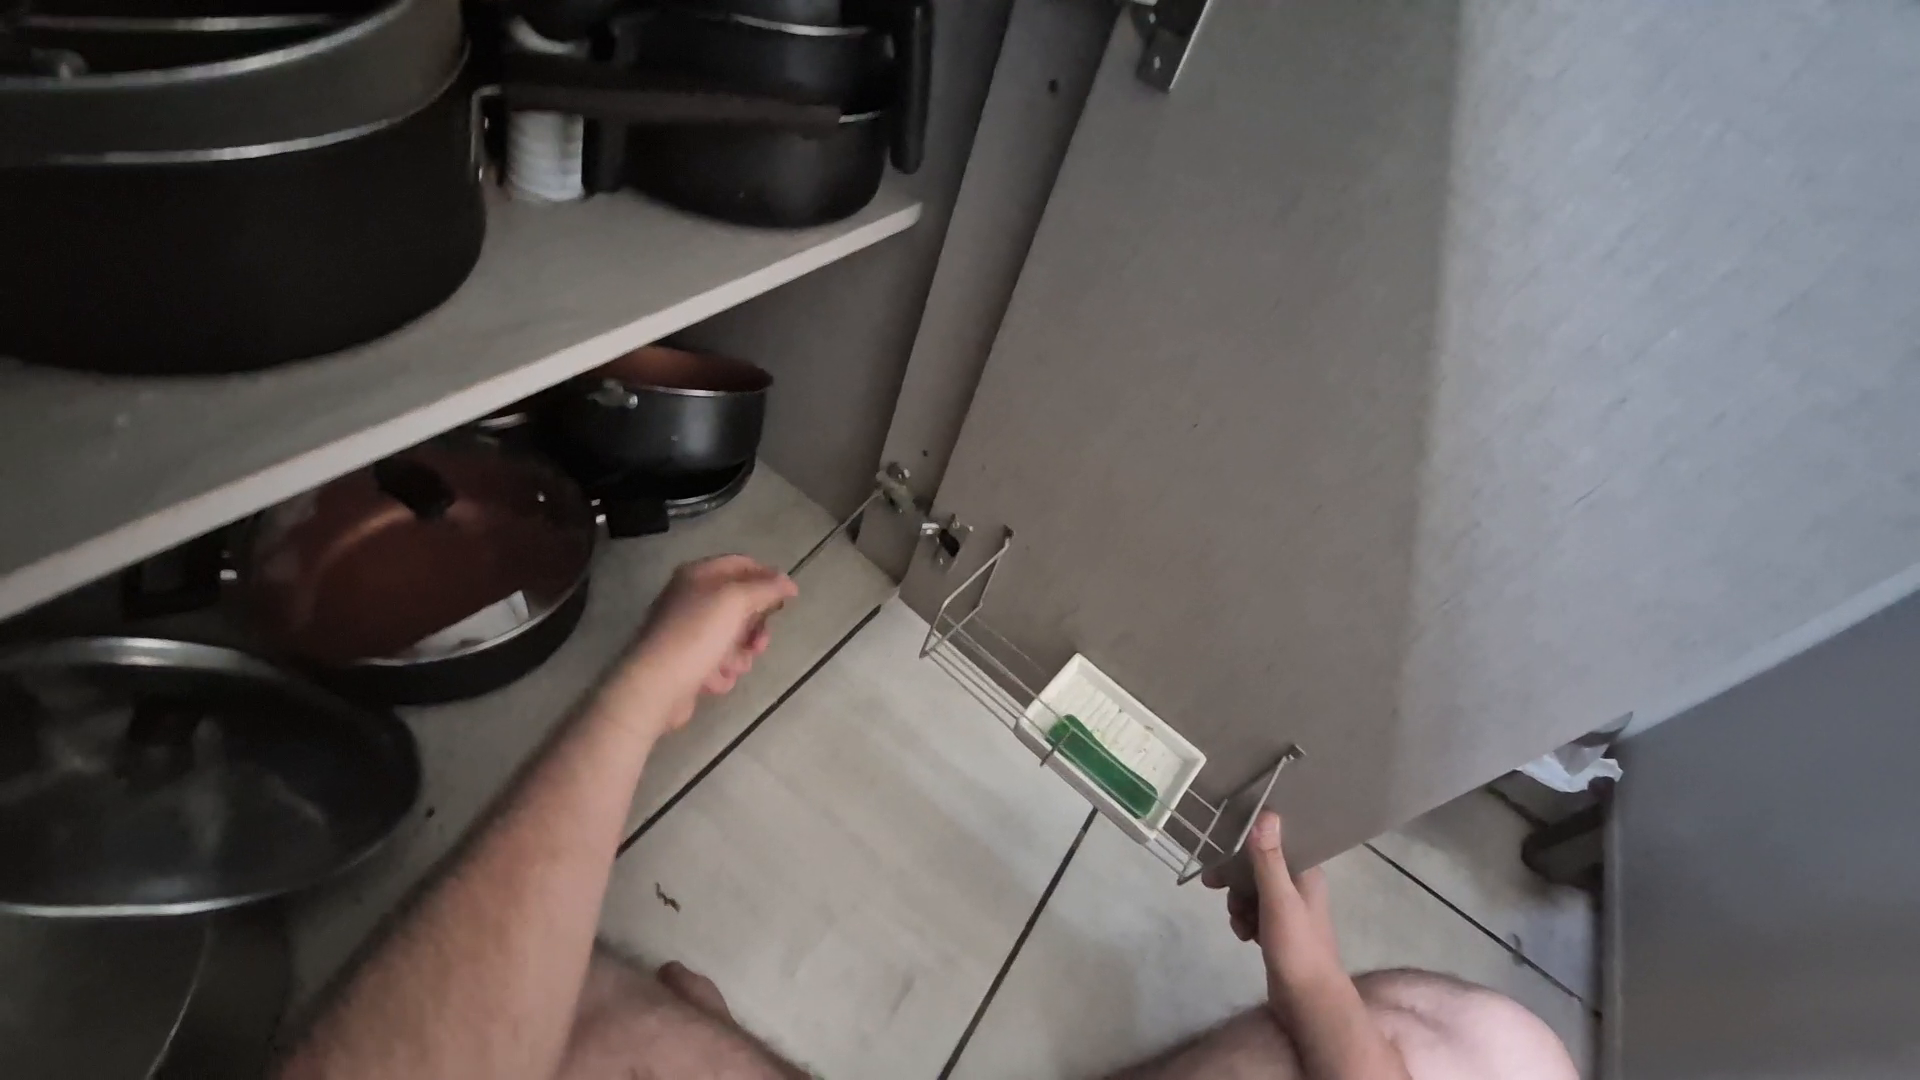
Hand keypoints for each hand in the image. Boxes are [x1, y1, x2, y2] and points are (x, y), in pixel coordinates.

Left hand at [621, 555, 797, 733]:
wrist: (656, 686)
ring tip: (732, 666)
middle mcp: (692, 599)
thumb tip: (788, 583)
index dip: (768, 577)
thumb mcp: (737, 601)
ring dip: (741, 653)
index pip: (742, 564)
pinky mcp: (689, 661)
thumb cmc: (697, 635)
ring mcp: (689, 632)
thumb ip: (767, 587)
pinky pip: (720, 661)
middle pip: (742, 604)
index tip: (788, 598)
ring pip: (735, 636)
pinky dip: (722, 671)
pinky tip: (714, 679)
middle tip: (760, 641)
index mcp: (699, 576)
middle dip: (756, 625)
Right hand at [1204, 811, 1344, 1013]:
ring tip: (1238, 923)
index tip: (1221, 846)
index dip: (1246, 841)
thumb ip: (1268, 858)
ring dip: (1238, 902)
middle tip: (1212, 886)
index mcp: (1306, 873)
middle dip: (1234, 878)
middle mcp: (1299, 887)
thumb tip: (1266, 813)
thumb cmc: (1297, 948)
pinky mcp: (1280, 930)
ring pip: (1252, 890)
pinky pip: (1254, 912)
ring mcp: (1289, 910)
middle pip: (1257, 866)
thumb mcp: (1279, 899)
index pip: (1273, 841)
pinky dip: (1244, 920)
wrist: (1309, 1005)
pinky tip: (1244, 936)